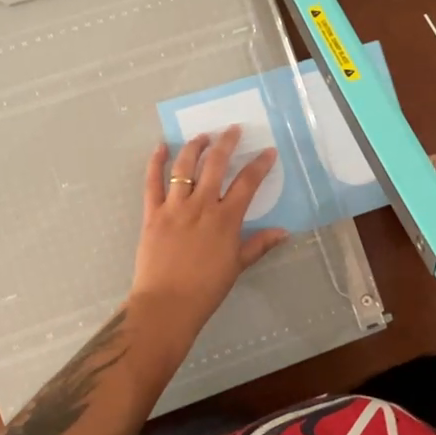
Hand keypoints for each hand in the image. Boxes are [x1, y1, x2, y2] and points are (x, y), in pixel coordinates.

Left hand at [130, 127, 289, 342]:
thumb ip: (259, 245)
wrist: (167, 304)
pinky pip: (152, 182)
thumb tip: (283, 232)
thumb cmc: (206, 289)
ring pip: (185, 167)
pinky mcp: (152, 213)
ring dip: (195, 147)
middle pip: (216, 165)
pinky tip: (160, 147)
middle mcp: (201, 206)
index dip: (260, 165)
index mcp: (225, 219)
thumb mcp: (237, 266)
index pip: (247, 183)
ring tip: (202, 136)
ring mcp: (174, 207)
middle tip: (233, 130)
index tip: (268, 152)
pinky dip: (155, 163)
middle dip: (227, 143)